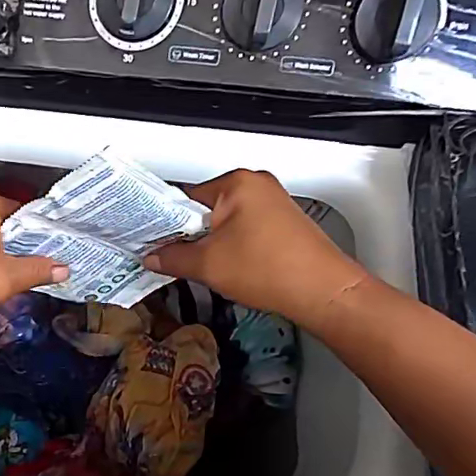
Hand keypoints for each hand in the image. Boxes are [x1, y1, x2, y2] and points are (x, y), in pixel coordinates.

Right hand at [143, 169, 368, 327]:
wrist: (323, 292)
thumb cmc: (274, 270)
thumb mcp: (208, 265)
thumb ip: (172, 258)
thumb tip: (154, 257)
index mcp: (237, 183)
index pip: (184, 196)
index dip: (165, 222)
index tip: (153, 240)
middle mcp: (257, 185)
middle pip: (205, 208)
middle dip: (191, 235)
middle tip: (178, 259)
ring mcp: (273, 203)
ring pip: (225, 221)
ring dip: (213, 244)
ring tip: (209, 268)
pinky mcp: (283, 223)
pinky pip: (245, 229)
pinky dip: (233, 247)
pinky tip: (232, 269)